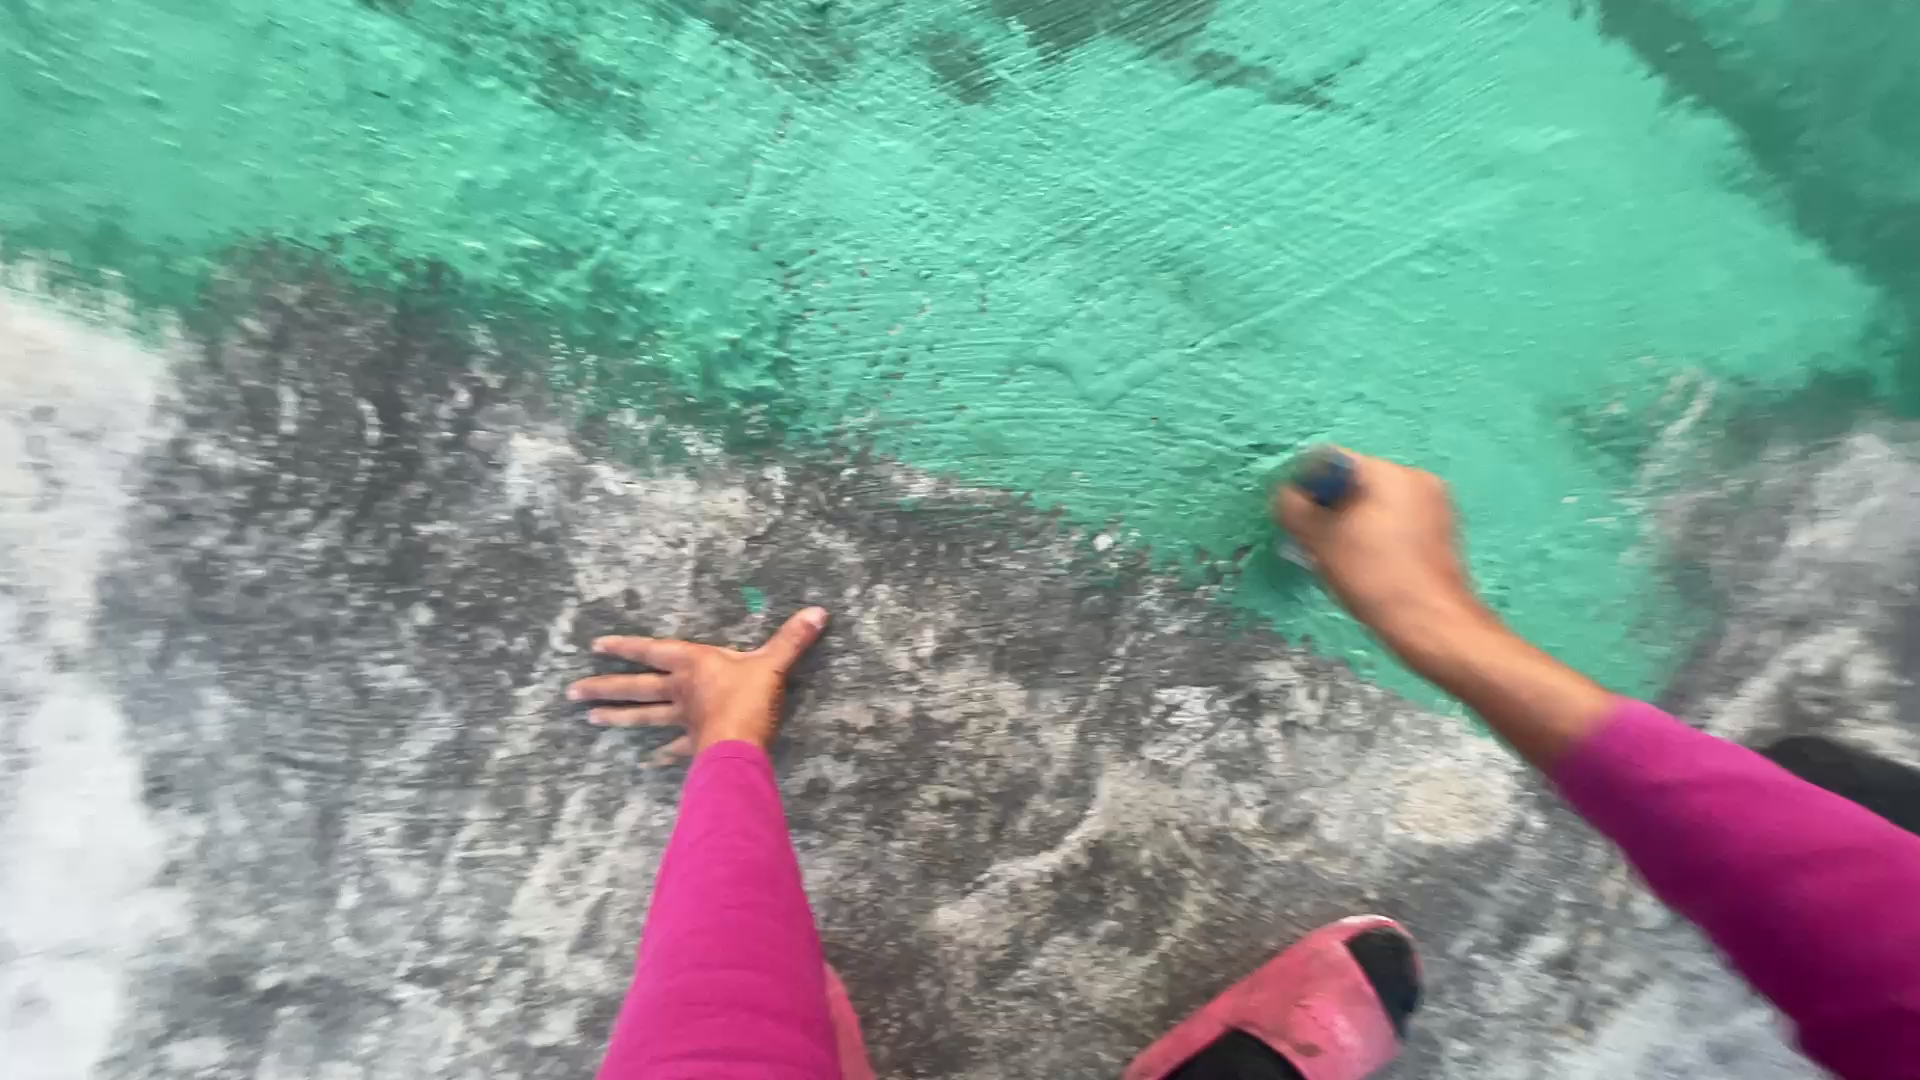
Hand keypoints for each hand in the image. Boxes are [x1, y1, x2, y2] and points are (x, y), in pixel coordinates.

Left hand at [567, 607, 829, 759]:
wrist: (742, 744)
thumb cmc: (751, 697)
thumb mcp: (773, 662)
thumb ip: (793, 638)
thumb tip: (820, 611)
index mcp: (694, 664)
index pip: (653, 651)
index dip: (625, 648)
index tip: (595, 647)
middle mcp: (681, 690)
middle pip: (637, 688)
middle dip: (604, 687)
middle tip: (571, 692)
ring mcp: (683, 720)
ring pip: (643, 717)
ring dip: (617, 717)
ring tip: (589, 719)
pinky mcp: (694, 745)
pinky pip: (672, 749)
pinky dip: (660, 755)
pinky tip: (645, 762)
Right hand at [1273, 450, 1490, 650]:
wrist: (1427, 621)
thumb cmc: (1370, 573)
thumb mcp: (1317, 538)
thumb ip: (1292, 506)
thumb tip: (1287, 494)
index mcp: (1388, 472)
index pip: (1331, 461)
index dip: (1306, 488)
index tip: (1300, 520)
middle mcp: (1417, 478)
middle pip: (1354, 482)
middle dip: (1331, 507)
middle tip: (1318, 541)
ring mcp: (1436, 505)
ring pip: (1374, 503)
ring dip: (1352, 522)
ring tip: (1344, 556)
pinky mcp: (1442, 531)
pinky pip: (1396, 520)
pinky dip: (1376, 535)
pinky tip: (1369, 563)